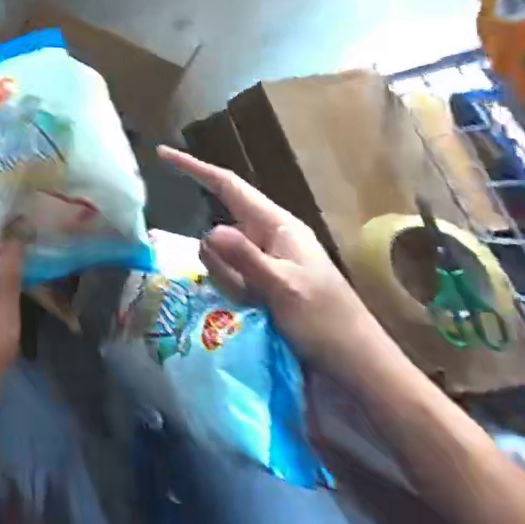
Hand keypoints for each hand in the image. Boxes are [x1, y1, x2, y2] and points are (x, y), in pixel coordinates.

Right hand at [158, 146, 403, 388]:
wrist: (362, 370)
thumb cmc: (329, 324)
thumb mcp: (284, 289)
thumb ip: (245, 257)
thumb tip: (208, 229)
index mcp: (278, 227)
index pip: (228, 186)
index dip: (194, 167)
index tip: (161, 154)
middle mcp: (268, 237)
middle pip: (217, 228)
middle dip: (218, 258)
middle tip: (242, 288)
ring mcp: (265, 260)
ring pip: (218, 255)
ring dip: (227, 278)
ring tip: (255, 303)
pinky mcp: (261, 282)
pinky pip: (227, 274)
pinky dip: (232, 290)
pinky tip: (254, 309)